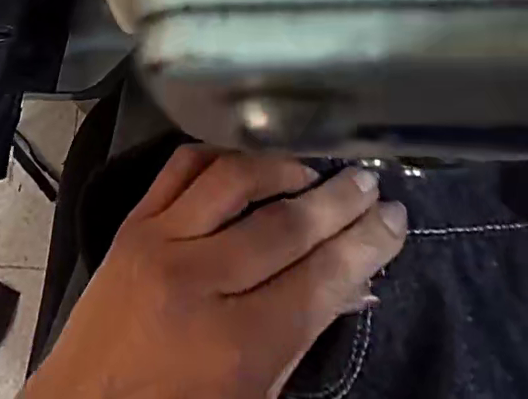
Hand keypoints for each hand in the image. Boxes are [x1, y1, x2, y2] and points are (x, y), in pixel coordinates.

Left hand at [24, 145, 408, 398]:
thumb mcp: (253, 394)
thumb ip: (306, 335)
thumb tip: (362, 282)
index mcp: (232, 347)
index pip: (318, 280)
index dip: (366, 245)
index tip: (395, 217)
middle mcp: (196, 282)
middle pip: (284, 226)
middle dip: (338, 201)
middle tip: (369, 181)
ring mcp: (159, 242)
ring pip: (235, 180)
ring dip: (283, 166)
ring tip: (314, 169)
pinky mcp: (132, 222)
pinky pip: (182, 165)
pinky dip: (221, 152)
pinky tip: (249, 157)